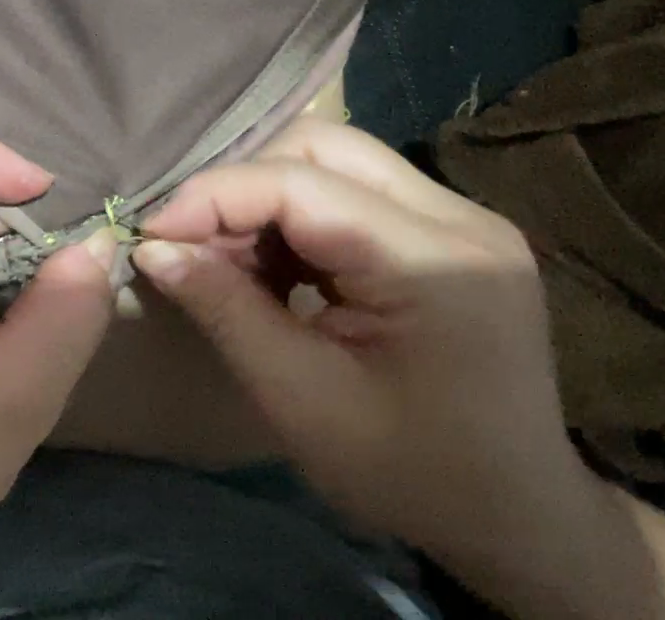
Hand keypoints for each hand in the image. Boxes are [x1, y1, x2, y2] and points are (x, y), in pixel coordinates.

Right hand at [131, 119, 588, 555]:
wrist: (515, 517)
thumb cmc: (407, 471)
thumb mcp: (297, 395)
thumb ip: (223, 307)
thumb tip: (151, 247)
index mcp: (434, 262)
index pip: (298, 183)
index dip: (211, 196)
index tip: (150, 233)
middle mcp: (458, 220)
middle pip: (320, 147)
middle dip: (238, 186)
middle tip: (191, 242)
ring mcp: (459, 221)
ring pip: (330, 161)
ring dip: (261, 200)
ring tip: (226, 260)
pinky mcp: (445, 235)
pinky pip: (346, 192)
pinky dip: (290, 218)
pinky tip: (271, 268)